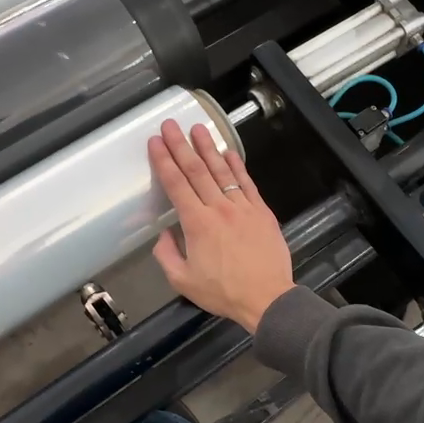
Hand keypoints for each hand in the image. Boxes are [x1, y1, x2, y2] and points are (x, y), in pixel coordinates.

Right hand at [149, 119, 292, 333]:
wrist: (267, 298)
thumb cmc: (223, 292)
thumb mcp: (183, 281)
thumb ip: (166, 255)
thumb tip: (164, 235)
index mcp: (197, 224)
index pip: (176, 185)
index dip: (164, 161)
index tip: (155, 142)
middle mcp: (219, 209)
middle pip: (197, 171)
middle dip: (181, 145)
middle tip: (171, 124)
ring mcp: (243, 208)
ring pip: (222, 171)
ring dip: (208, 148)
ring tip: (198, 128)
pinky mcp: (262, 212)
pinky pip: (247, 183)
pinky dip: (237, 165)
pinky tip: (228, 151)